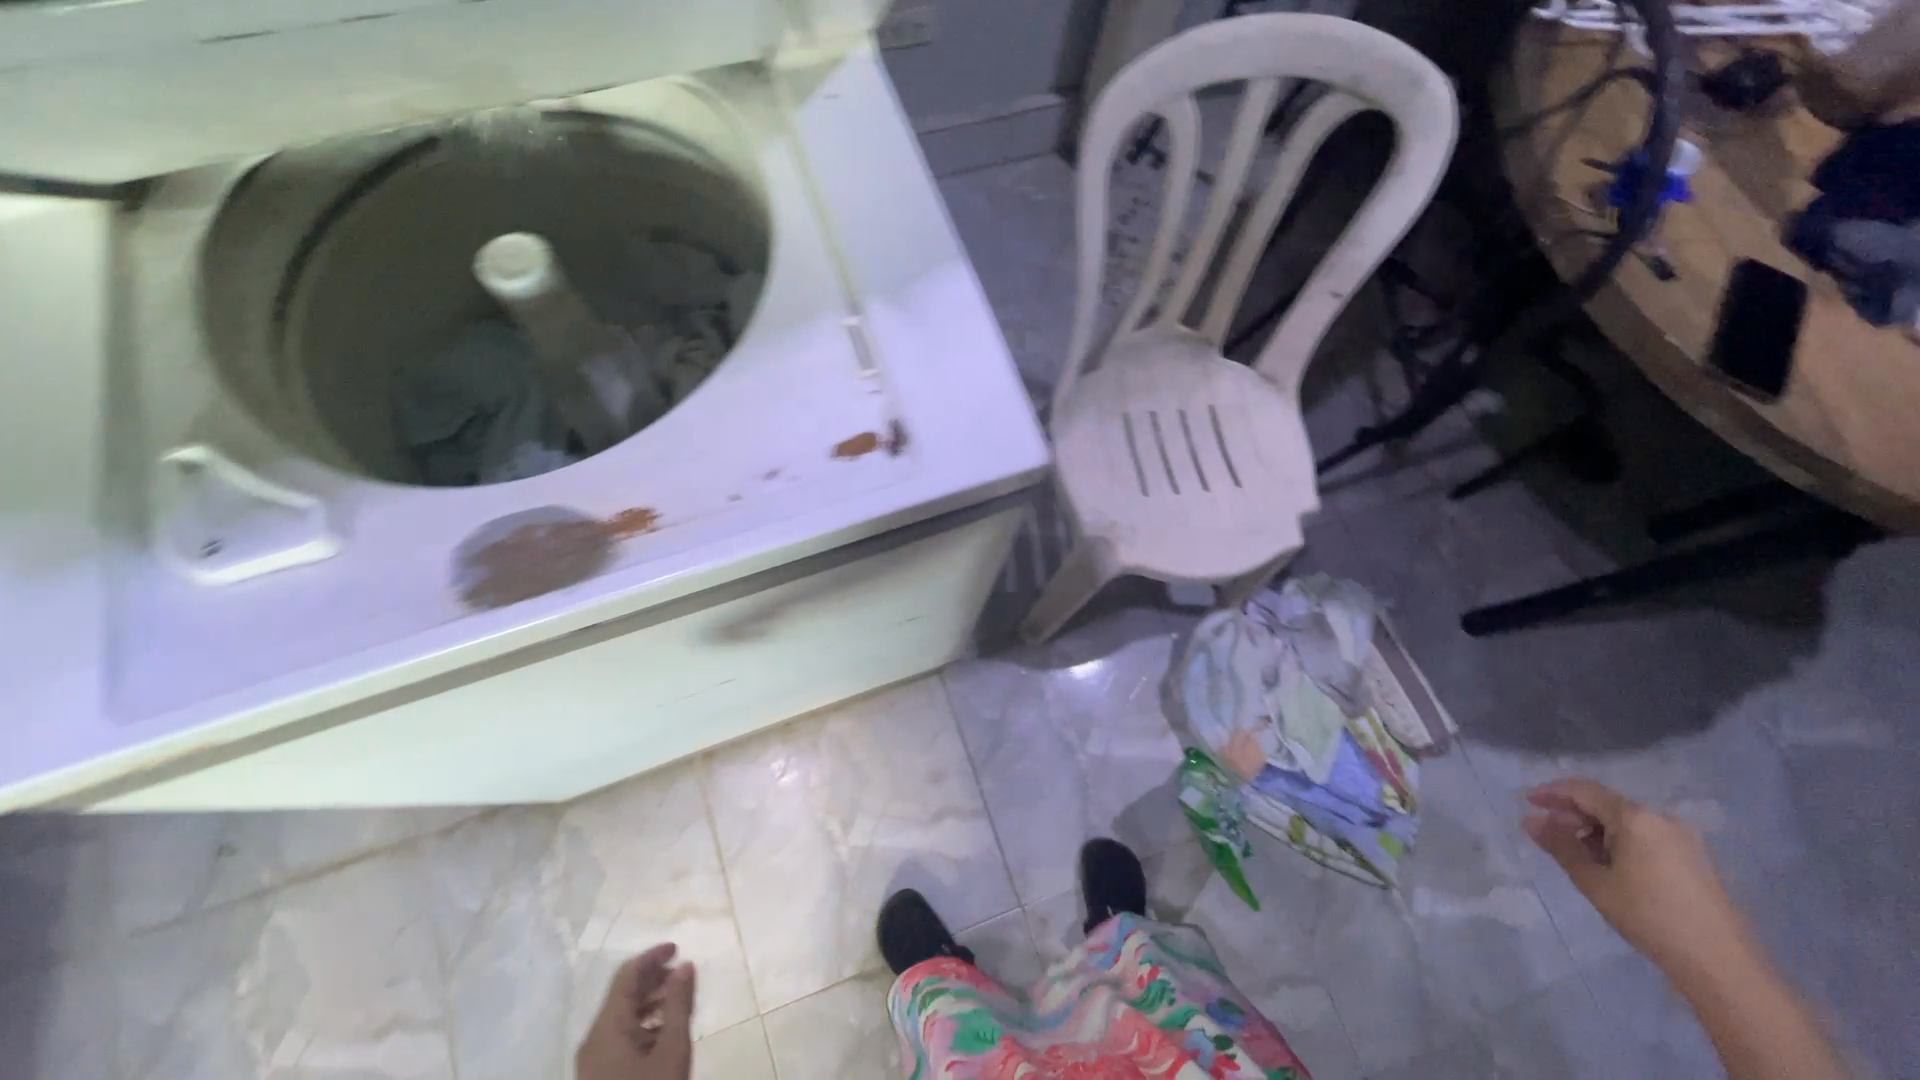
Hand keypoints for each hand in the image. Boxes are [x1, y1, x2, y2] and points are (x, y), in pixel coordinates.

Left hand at [575, 944, 697, 1079]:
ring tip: (679, 999)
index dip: (652, 956)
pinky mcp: (598, 1075)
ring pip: (621, 1016)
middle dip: (652, 978)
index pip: (626, 975)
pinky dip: (642, 1023)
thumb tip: (683, 966)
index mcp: (607, 1026)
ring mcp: (593, 1059)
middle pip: (621, 994)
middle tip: (682, 971)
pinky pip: (619, 1036)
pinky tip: (664, 1031)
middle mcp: (594, 1038)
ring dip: (649, 1001)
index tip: (678, 947)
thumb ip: (678, 1004)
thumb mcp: (672, 1049)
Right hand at [1523, 778, 1751, 978]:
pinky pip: (1647, 836)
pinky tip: (1610, 866)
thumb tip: (1530, 820)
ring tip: (1577, 856)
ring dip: (1596, 831)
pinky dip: (1620, 843)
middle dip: (1574, 815)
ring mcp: (1684, 838)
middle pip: (1607, 804)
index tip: (1527, 802)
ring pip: (1627, 822)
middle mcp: (1662, 818)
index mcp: (1636, 818)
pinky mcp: (1695, 858)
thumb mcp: (1594, 881)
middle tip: (1548, 835)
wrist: (1720, 960)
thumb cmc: (1648, 916)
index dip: (1553, 793)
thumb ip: (1560, 846)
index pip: (1585, 790)